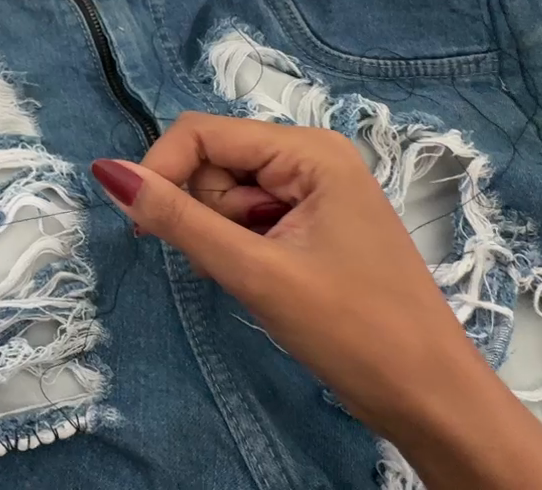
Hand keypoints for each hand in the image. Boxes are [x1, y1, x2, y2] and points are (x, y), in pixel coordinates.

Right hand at [91, 113, 541, 489]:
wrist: (436, 408)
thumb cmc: (355, 334)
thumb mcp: (254, 272)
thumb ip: (176, 217)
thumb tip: (105, 170)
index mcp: (309, 150)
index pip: (199, 133)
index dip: (160, 170)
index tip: (143, 225)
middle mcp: (310, 155)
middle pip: (210, 160)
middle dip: (202, 209)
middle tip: (233, 262)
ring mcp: (313, 187)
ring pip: (221, 188)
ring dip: (218, 230)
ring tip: (254, 274)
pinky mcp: (310, 217)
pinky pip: (244, 211)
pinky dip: (235, 241)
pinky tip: (261, 274)